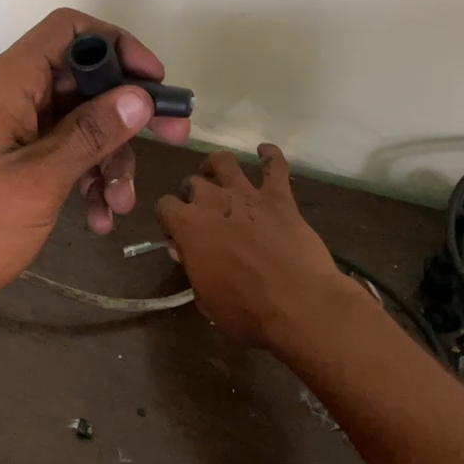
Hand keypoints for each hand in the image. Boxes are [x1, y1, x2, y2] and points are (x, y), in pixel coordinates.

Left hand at [0, 8, 189, 324]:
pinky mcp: (5, 165)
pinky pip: (56, 155)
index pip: (69, 30)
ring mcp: (6, 133)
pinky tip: (96, 220)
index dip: (117, 44)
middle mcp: (9, 97)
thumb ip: (91, 134)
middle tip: (171, 137)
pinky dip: (81, 178)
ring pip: (74, 123)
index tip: (153, 81)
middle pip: (80, 81)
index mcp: (9, 82)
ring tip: (119, 206)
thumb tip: (139, 95)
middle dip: (125, 111)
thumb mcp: (38, 180)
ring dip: (106, 157)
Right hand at [156, 144, 350, 348]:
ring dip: (218, 165)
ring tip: (218, 172)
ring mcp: (247, 194)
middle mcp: (212, 200)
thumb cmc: (247, 312)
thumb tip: (188, 252)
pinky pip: (275, 165)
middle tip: (202, 212)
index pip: (165, 206)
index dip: (169, 219)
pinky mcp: (279, 196)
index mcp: (188, 226)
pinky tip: (265, 151)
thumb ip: (194, 269)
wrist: (299, 304)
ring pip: (224, 162)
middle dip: (192, 194)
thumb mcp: (207, 300)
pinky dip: (270, 155)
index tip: (177, 234)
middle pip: (193, 182)